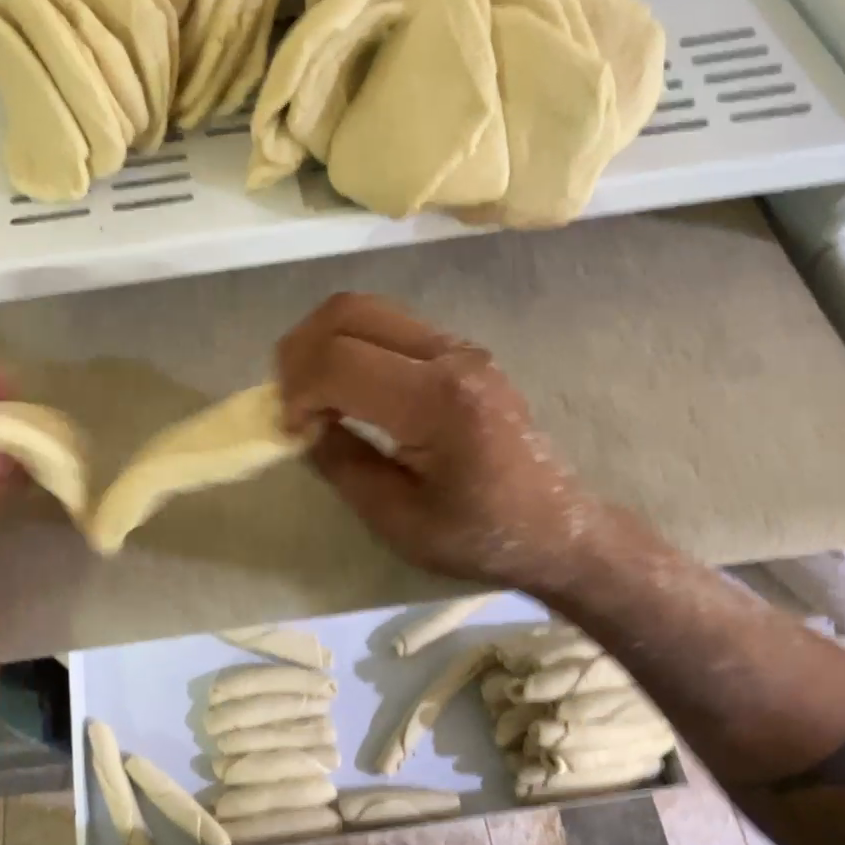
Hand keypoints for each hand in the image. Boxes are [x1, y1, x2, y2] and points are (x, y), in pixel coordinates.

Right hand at [276, 293, 602, 592]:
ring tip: (311, 393)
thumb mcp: (396, 519)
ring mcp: (458, 347)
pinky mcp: (459, 351)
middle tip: (289, 401)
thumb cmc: (477, 535)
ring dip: (323, 343)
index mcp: (437, 402)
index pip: (339, 360)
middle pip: (347, 312)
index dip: (296, 390)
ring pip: (366, 308)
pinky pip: (387, 325)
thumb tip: (304, 427)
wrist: (554, 527)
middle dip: (299, 351)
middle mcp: (450, 357)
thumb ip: (342, 464)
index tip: (291, 431)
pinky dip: (350, 345)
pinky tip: (346, 388)